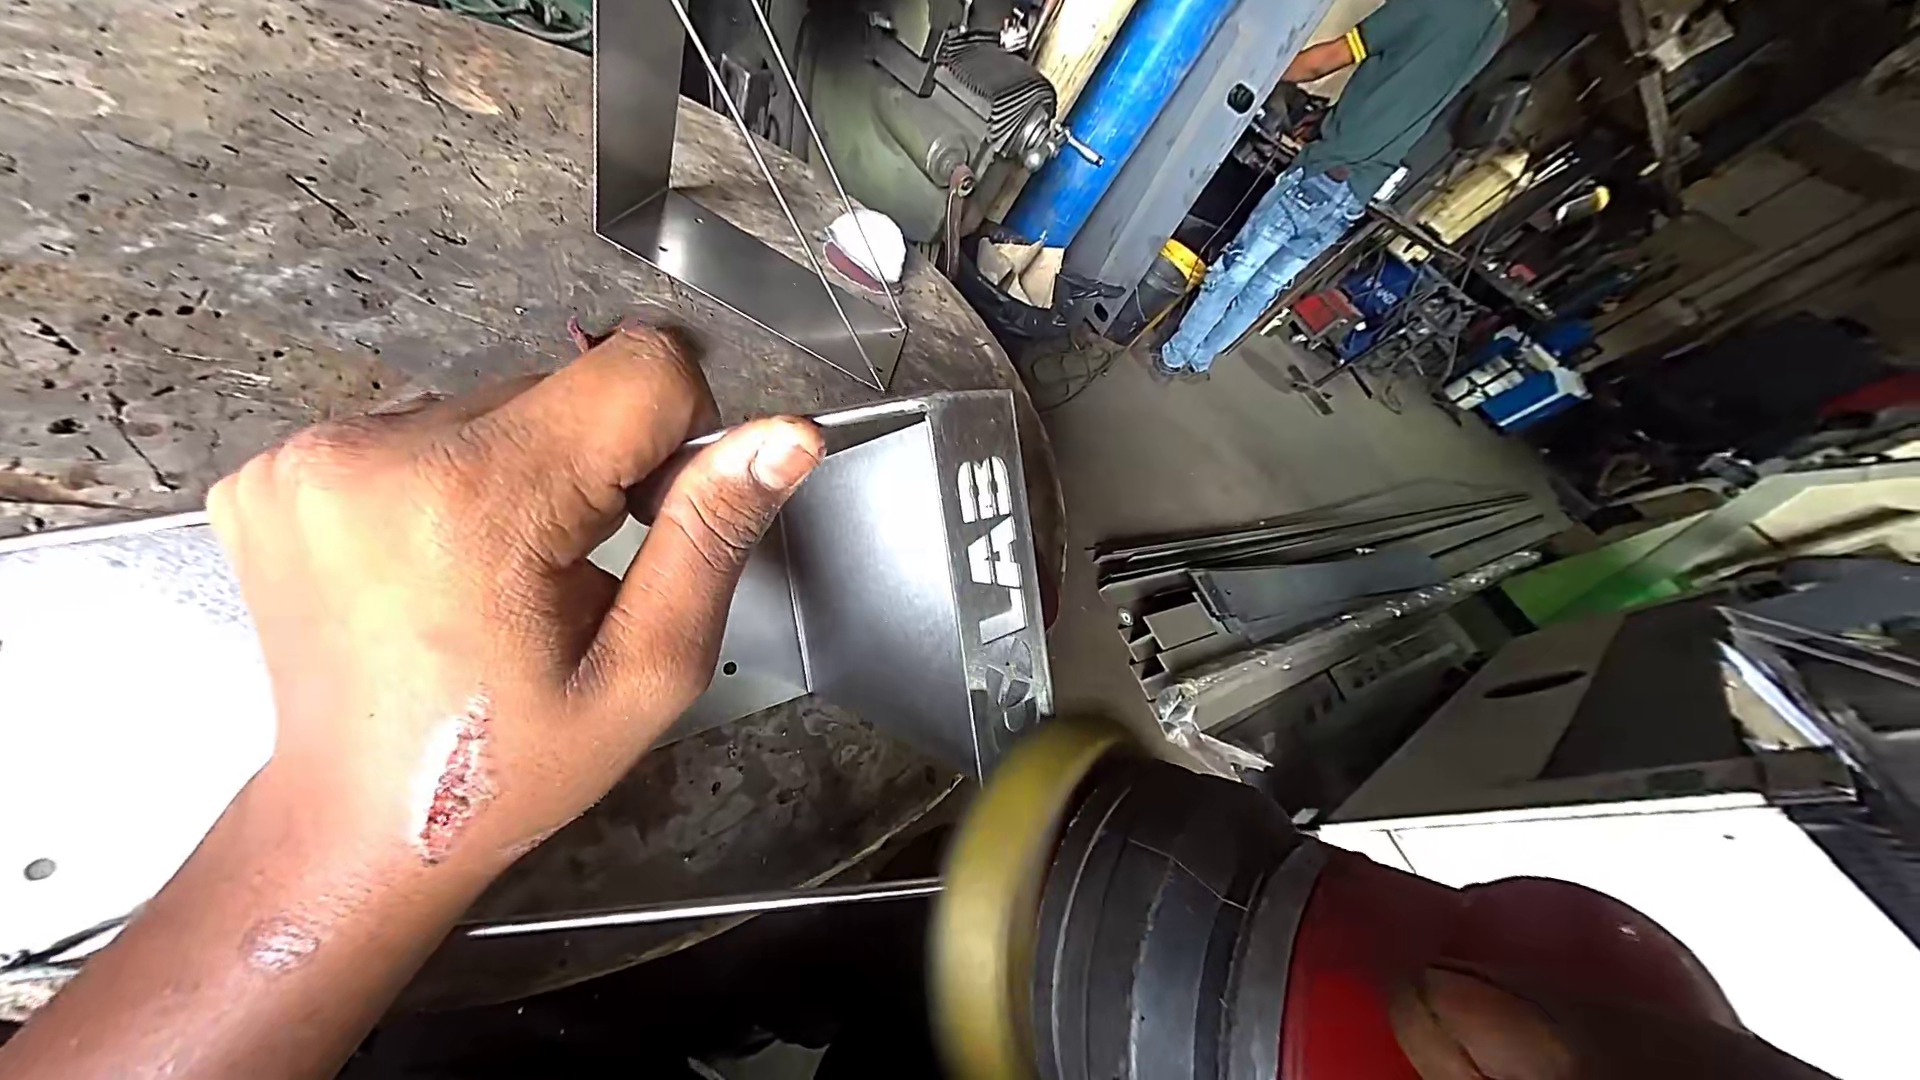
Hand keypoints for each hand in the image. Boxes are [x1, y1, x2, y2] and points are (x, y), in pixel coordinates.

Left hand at [209, 324, 823, 876]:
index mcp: (478, 503)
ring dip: (551, 468)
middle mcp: (376, 452)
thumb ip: (717, 533)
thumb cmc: (515, 759)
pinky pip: (447, 426)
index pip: (640, 370)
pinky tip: (470, 555)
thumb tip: (787, 438)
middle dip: (615, 459)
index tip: (661, 511)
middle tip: (593, 558)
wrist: (355, 819)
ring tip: (529, 565)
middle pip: (577, 383)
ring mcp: (314, 453)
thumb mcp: (654, 664)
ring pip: (517, 403)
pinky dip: (487, 476)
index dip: (686, 430)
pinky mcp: (284, 463)